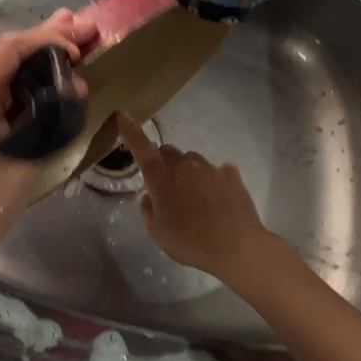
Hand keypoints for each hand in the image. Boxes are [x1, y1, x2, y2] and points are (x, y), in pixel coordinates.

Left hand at [0, 9, 97, 273]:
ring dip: (36, 54)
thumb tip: (74, 85)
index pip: (11, 50)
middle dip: (47, 38)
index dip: (48, 40)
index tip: (81, 44)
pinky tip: (49, 68)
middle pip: (6, 51)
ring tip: (74, 38)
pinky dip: (22, 75)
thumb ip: (50, 114)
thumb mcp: (26, 156)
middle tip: (84, 25)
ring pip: (1, 65)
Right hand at [118, 116, 275, 278]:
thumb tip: (151, 197)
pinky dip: (214, 181)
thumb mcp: (158, 233)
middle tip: (167, 188)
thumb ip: (149, 210)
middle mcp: (184, 165)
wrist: (237, 247)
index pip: (141, 147)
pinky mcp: (232, 176)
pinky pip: (218, 171)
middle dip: (164, 163)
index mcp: (161, 176)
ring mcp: (210, 168)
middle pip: (168, 152)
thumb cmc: (190, 241)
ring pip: (193, 161)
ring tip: (196, 198)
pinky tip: (218, 200)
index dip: (130, 130)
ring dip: (189, 172)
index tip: (123, 114)